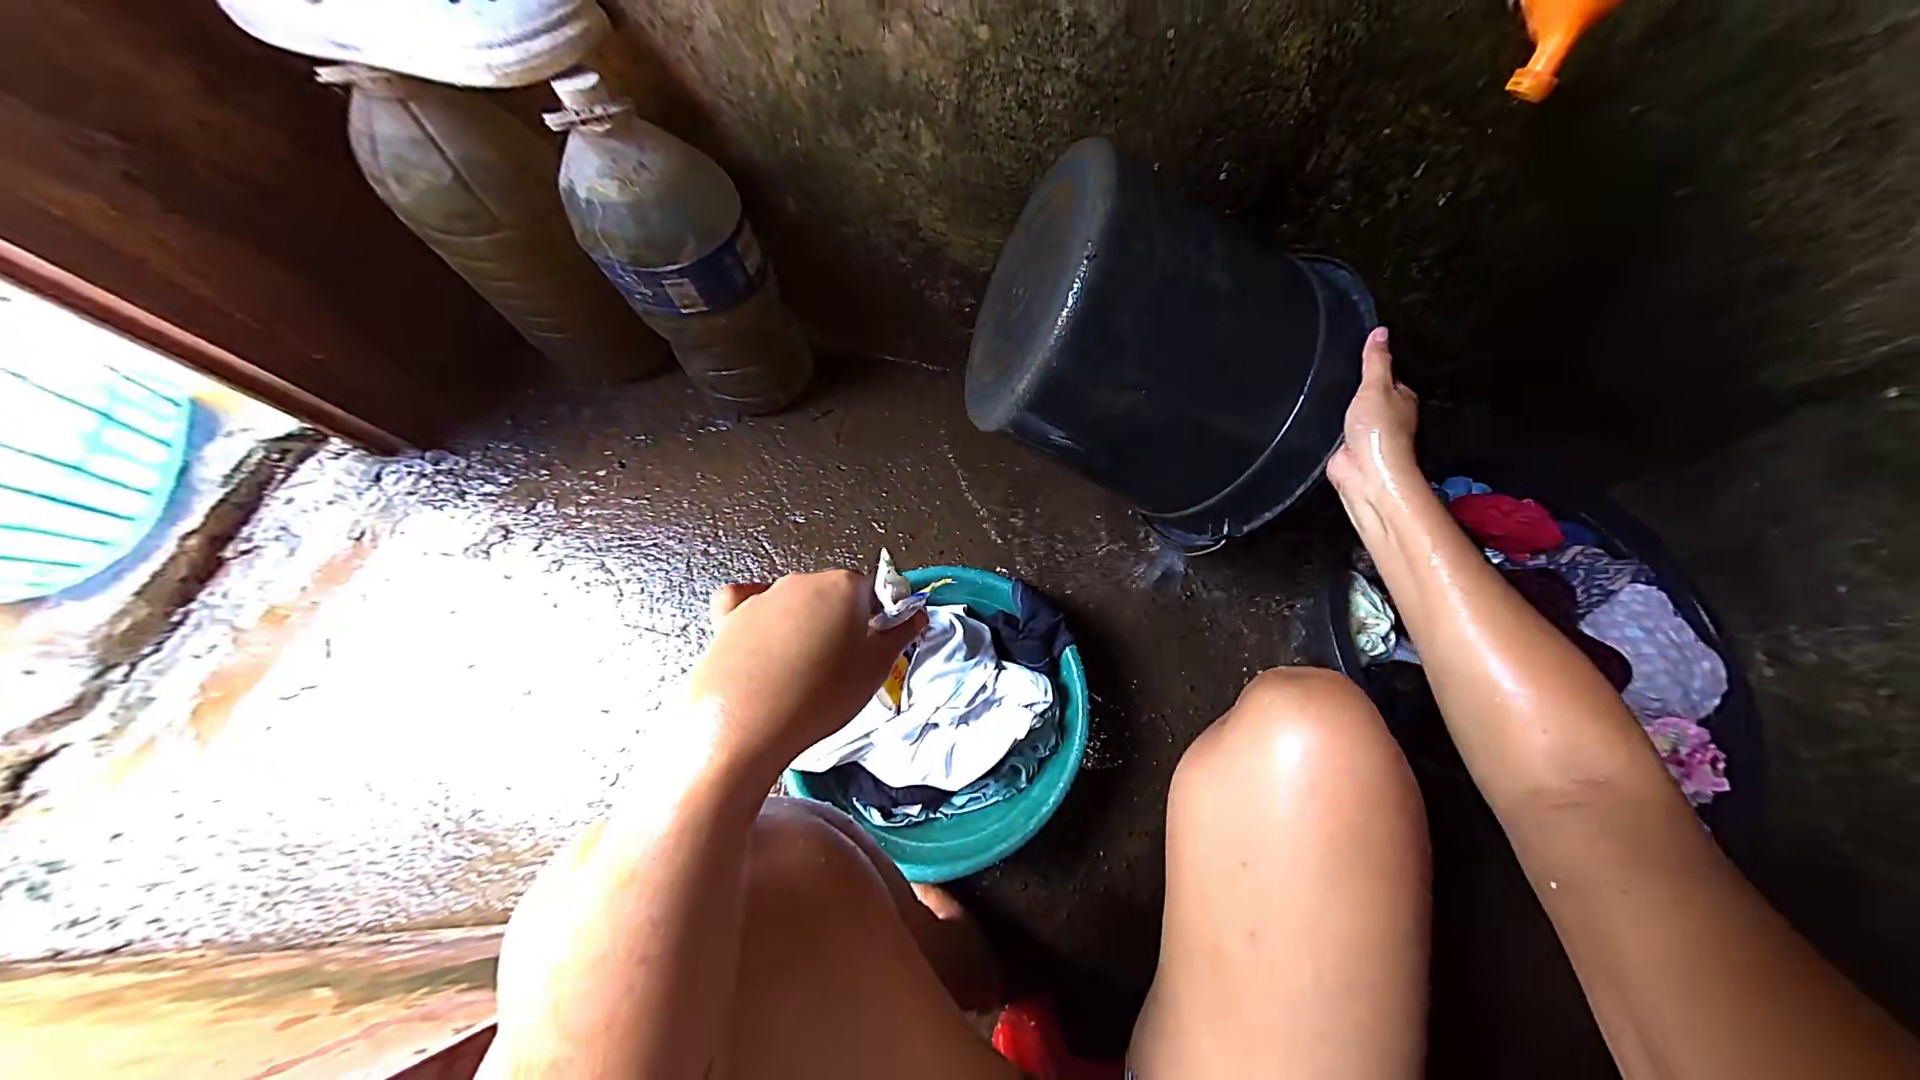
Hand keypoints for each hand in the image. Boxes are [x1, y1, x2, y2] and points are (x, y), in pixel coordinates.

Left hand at [687, 571, 924, 773]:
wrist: (744, 726)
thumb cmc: (816, 697)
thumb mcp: (877, 668)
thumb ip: (900, 634)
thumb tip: (915, 616)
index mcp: (843, 586)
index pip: (871, 590)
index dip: (877, 618)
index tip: (875, 643)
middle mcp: (801, 584)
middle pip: (831, 595)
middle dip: (840, 622)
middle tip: (842, 664)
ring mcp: (761, 599)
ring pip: (792, 604)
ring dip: (802, 627)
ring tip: (802, 672)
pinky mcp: (728, 619)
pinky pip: (744, 605)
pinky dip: (757, 618)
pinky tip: (763, 639)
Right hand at [1326, 326, 1421, 530]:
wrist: (1365, 471)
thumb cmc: (1380, 433)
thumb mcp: (1375, 386)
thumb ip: (1375, 360)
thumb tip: (1380, 333)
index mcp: (1401, 397)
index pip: (1386, 374)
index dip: (1372, 365)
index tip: (1358, 355)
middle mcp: (1386, 416)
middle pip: (1367, 394)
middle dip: (1354, 389)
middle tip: (1340, 378)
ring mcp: (1367, 433)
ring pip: (1351, 413)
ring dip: (1342, 410)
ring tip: (1331, 400)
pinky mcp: (1348, 448)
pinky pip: (1336, 431)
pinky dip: (1330, 428)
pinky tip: (1325, 424)